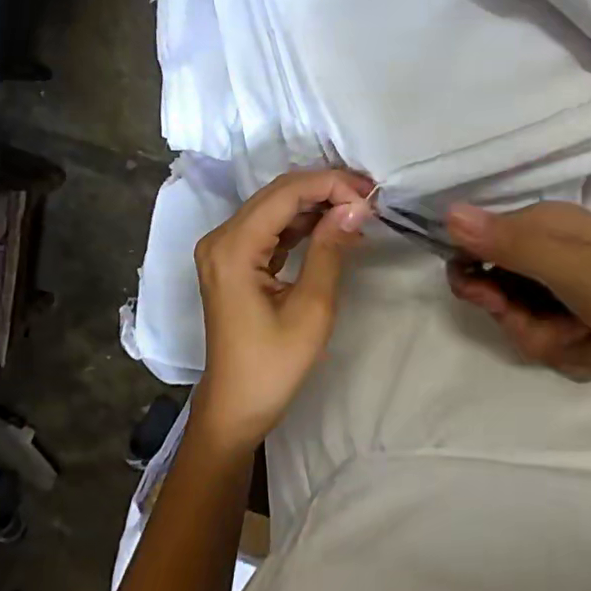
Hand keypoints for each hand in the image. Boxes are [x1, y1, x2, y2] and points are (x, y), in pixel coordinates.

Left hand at [193, 169, 373, 448]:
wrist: (235, 405)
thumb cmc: (273, 365)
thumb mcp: (311, 309)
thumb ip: (331, 250)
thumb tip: (356, 207)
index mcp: (233, 247)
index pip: (285, 194)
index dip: (329, 185)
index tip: (369, 197)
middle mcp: (220, 237)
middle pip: (277, 194)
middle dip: (324, 188)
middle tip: (369, 198)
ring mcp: (222, 247)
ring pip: (273, 206)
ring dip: (314, 203)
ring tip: (357, 209)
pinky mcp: (231, 258)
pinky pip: (267, 226)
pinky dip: (300, 222)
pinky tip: (331, 226)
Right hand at [444, 201, 590, 381]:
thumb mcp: (574, 270)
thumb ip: (508, 243)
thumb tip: (446, 210)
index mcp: (542, 226)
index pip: (474, 246)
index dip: (476, 280)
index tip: (496, 304)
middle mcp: (549, 252)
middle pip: (497, 290)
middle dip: (521, 320)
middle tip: (563, 327)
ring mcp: (569, 289)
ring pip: (523, 321)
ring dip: (550, 340)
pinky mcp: (588, 320)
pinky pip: (553, 339)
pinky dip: (572, 351)